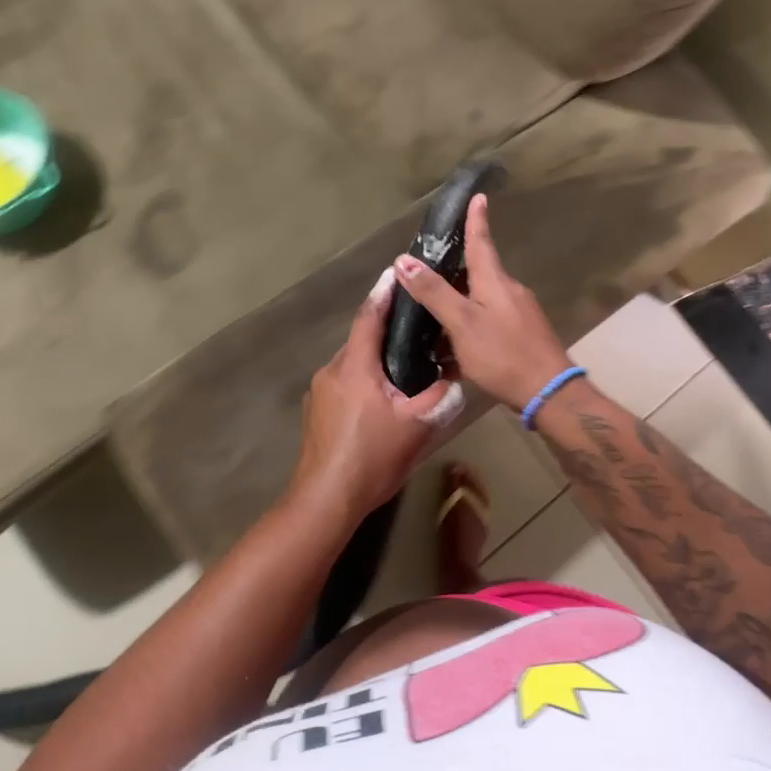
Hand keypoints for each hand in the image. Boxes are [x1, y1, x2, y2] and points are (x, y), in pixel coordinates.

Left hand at [291, 272, 462, 523]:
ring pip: (352, 365)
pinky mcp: (316, 412)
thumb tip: (454, 380)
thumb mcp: (417, 428)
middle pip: (361, 341)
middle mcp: (332, 371)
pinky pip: (344, 384)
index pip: (369, 317)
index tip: (396, 272)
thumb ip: (440, 398)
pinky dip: (363, 382)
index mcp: (355, 366)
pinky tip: (381, 401)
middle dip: (385, 333)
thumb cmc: (372, 457)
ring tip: (403, 367)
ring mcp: (319, 392)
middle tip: (415, 330)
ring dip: (374, 362)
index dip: (384, 294)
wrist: (327, 498)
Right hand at [392, 194, 572, 411]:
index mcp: (495, 281)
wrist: (548, 392)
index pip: (482, 241)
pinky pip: (490, 324)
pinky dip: (470, 330)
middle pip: (479, 272)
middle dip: (455, 271)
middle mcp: (510, 291)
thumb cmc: (503, 353)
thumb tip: (403, 260)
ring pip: (482, 301)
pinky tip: (456, 353)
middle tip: (429, 271)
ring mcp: (519, 314)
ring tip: (433, 321)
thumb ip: (434, 293)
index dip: (476, 219)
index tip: (477, 195)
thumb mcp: (462, 323)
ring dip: (459, 307)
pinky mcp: (522, 336)